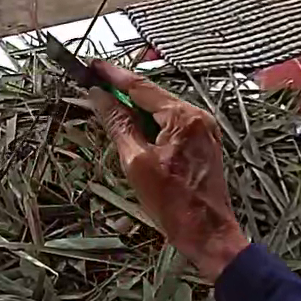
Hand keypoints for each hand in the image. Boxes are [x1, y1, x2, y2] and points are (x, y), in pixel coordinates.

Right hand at [86, 61, 249, 281]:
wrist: (208, 233)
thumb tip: (101, 99)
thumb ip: (119, 125)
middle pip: (151, 96)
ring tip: (108, 112)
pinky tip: (133, 133)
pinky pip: (170, 124)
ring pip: (160, 110)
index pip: (141, 87)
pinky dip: (149, 125)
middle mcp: (198, 118)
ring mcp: (202, 130)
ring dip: (134, 111)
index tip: (93, 66)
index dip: (113, 76)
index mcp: (184, 118)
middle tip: (94, 87)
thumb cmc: (175, 204)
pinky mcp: (201, 143)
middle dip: (122, 92)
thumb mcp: (136, 162)